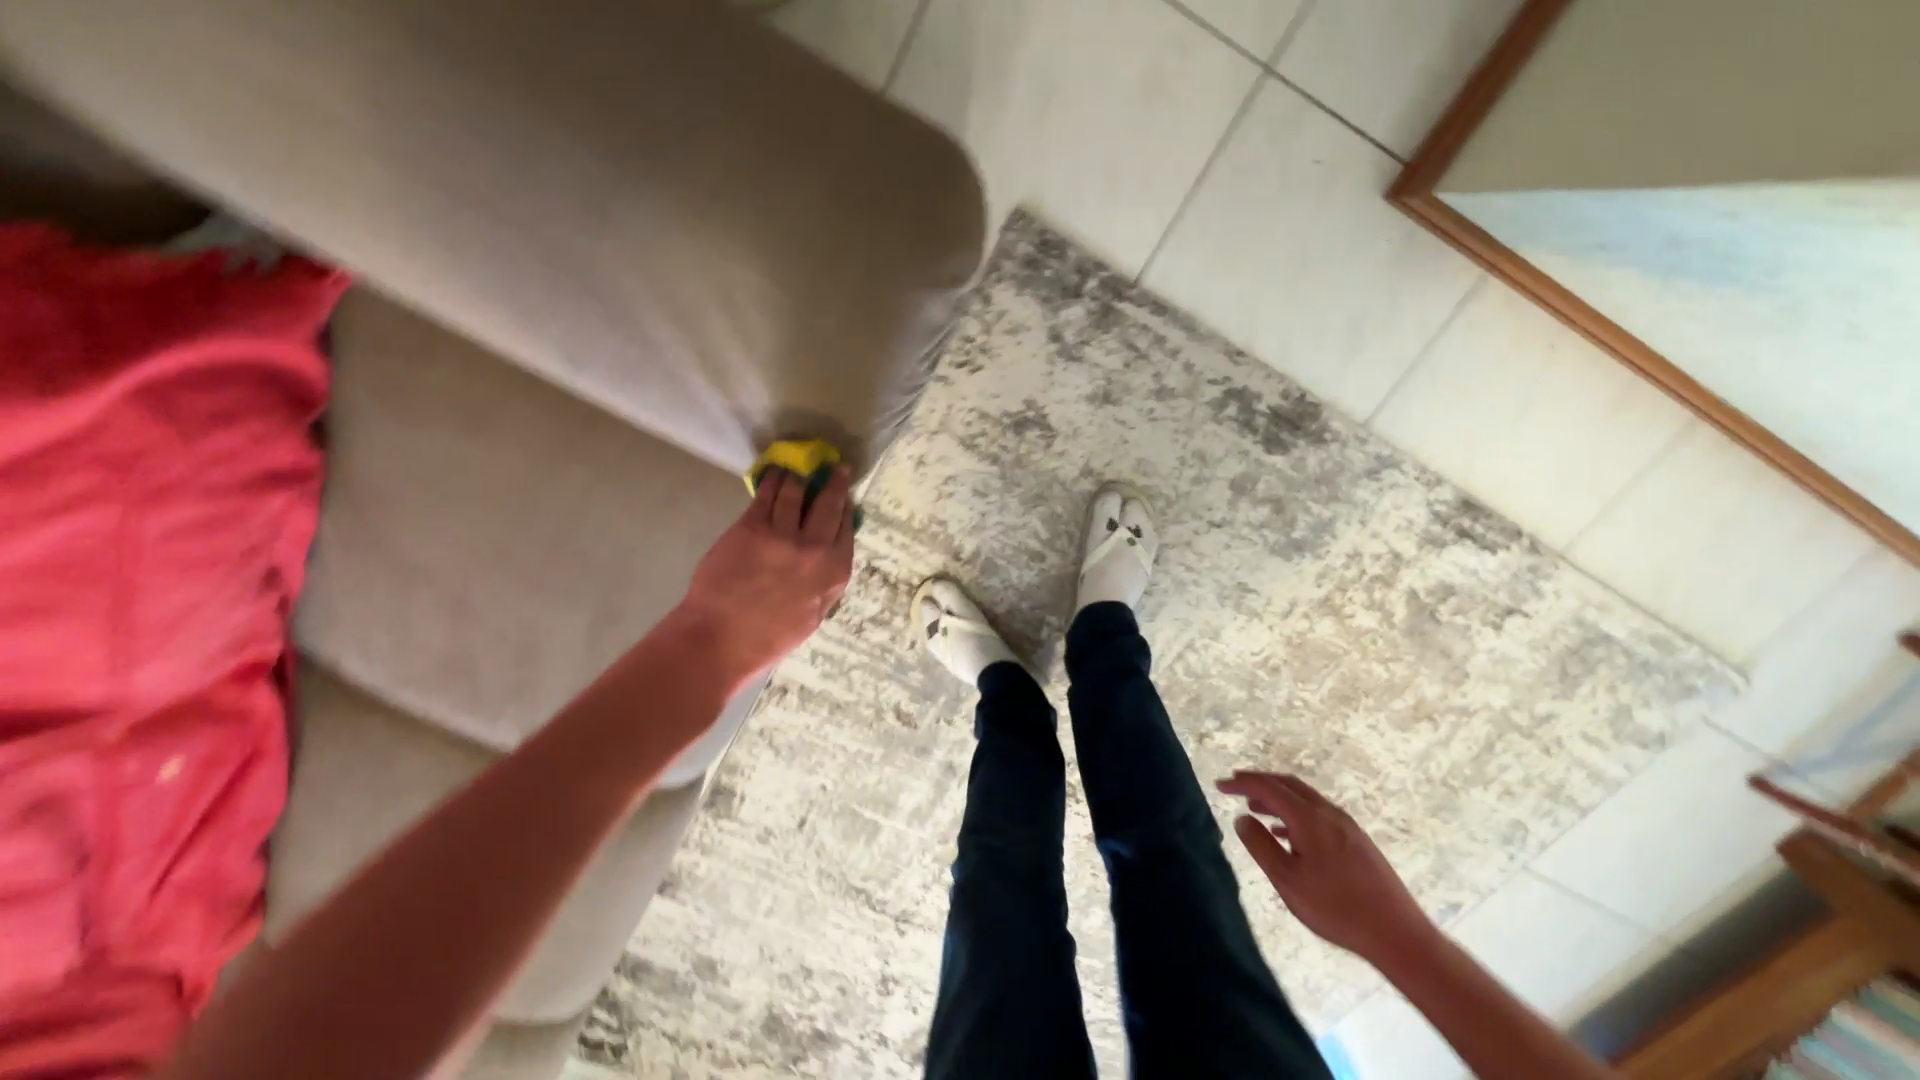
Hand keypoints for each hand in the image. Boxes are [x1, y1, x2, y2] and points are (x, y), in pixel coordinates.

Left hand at [675, 465, 855, 685]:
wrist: (721, 640)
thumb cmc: (768, 639)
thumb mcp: (813, 616)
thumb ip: (824, 584)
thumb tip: (827, 558)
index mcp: (835, 573)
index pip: (846, 529)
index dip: (846, 508)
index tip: (845, 495)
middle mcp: (816, 549)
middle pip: (829, 505)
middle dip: (835, 482)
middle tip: (835, 467)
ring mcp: (784, 535)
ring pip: (797, 494)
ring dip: (799, 477)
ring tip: (798, 467)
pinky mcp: (752, 527)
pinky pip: (767, 496)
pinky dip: (774, 481)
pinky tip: (775, 473)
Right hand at [1217, 771, 1437, 967]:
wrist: (1396, 932)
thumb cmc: (1335, 907)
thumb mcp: (1287, 880)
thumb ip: (1260, 846)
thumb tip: (1242, 818)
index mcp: (1309, 818)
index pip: (1268, 787)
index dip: (1242, 783)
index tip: (1220, 784)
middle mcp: (1329, 813)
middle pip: (1289, 785)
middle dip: (1260, 783)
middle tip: (1235, 787)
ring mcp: (1346, 826)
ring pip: (1305, 799)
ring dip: (1278, 798)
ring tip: (1255, 808)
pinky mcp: (1356, 841)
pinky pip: (1318, 813)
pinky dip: (1295, 813)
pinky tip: (1287, 833)